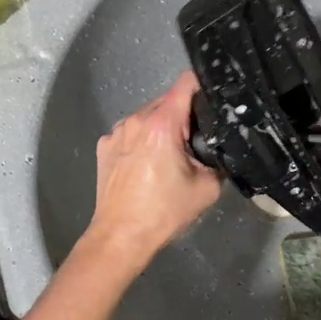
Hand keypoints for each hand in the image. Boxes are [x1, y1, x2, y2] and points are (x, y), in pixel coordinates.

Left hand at [85, 71, 223, 263]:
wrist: (120, 236)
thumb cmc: (163, 212)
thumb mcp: (207, 188)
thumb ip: (216, 160)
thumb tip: (217, 148)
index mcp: (162, 124)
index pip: (185, 83)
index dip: (202, 85)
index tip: (213, 95)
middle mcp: (136, 120)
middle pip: (167, 101)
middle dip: (183, 116)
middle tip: (194, 143)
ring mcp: (116, 132)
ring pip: (148, 116)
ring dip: (161, 128)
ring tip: (169, 159)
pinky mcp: (104, 145)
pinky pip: (130, 132)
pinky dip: (142, 141)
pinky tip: (146, 166)